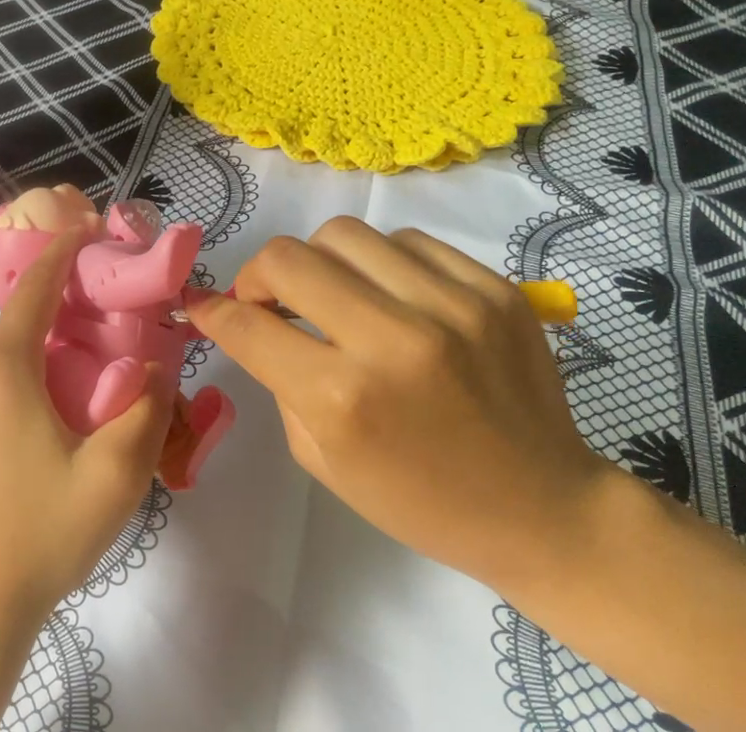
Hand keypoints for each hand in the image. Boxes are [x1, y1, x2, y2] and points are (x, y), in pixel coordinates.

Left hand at [0, 230, 172, 731]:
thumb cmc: (42, 536)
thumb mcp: (115, 479)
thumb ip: (146, 410)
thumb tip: (153, 363)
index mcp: (4, 367)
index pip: (36, 289)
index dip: (60, 254)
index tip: (77, 229)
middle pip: (7, 336)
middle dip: (40, 348)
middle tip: (68, 402)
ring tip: (17, 427)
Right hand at [187, 217, 616, 590]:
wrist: (544, 510)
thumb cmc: (420, 501)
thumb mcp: (321, 459)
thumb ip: (279, 381)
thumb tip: (250, 322)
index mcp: (341, 397)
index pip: (246, 325)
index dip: (210, 311)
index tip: (202, 306)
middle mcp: (392, 340)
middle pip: (286, 258)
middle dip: (257, 277)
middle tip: (267, 302)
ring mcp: (451, 307)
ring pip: (344, 235)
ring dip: (319, 264)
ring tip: (334, 296)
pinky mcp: (494, 290)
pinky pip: (408, 241)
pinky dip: (381, 263)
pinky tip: (391, 297)